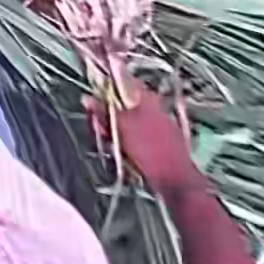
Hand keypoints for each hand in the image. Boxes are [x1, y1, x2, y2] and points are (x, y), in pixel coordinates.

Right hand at [84, 74, 200, 192]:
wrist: (177, 181)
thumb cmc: (148, 149)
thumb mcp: (119, 127)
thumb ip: (102, 111)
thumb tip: (87, 98)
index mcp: (145, 96)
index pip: (120, 82)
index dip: (104, 90)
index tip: (94, 103)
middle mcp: (154, 106)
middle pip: (122, 103)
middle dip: (108, 115)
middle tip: (100, 128)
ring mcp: (161, 125)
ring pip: (130, 121)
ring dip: (116, 130)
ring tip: (111, 144)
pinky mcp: (164, 142)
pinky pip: (140, 135)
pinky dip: (129, 140)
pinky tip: (124, 153)